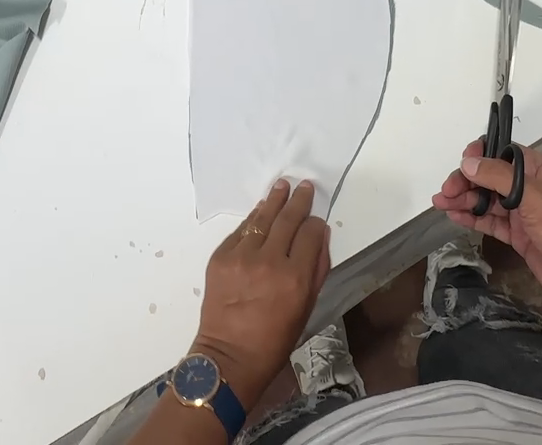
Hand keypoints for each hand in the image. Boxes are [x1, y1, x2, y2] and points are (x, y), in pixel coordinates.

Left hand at [191, 178, 330, 406]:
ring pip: (262, 218)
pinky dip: (253, 219)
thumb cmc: (274, 339)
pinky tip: (260, 211)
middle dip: (298, 201)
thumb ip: (316, 269)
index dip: (316, 223)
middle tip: (304, 186)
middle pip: (287, 219)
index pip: (310, 235)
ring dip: (274, 199)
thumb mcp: (306, 308)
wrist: (229, 356)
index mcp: (294, 278)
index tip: (317, 218)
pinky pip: (241, 230)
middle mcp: (268, 261)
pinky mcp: (220, 256)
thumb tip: (320, 235)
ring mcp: (241, 256)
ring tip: (282, 185)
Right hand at [432, 140, 541, 336]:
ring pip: (487, 199)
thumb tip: (467, 162)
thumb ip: (498, 177)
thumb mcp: (534, 198)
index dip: (480, 155)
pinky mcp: (520, 236)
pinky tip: (455, 216)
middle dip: (466, 180)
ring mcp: (525, 213)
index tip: (461, 165)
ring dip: (464, 199)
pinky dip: (472, 217)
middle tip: (445, 192)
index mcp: (540, 170)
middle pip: (491, 176)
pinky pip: (491, 221)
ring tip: (441, 203)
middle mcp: (531, 188)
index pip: (503, 153)